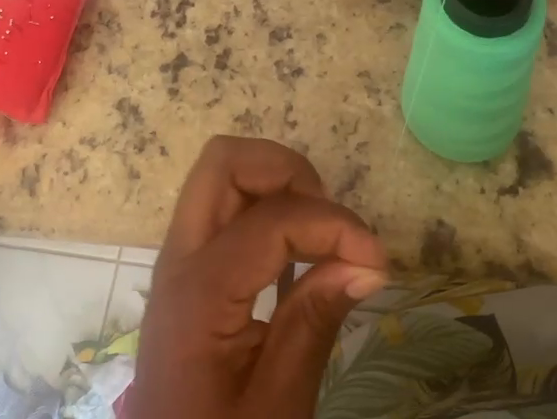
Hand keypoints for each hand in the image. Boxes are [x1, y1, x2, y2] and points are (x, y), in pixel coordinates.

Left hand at [132, 136, 386, 418]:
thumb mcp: (277, 404)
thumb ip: (315, 323)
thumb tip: (368, 262)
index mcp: (198, 291)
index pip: (272, 217)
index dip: (334, 224)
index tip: (378, 261)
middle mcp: (179, 258)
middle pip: (225, 162)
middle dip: (287, 173)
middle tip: (330, 223)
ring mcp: (178, 261)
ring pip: (220, 176)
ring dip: (276, 185)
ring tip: (320, 238)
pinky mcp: (187, 273)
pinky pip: (222, 209)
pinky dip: (264, 208)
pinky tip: (297, 255)